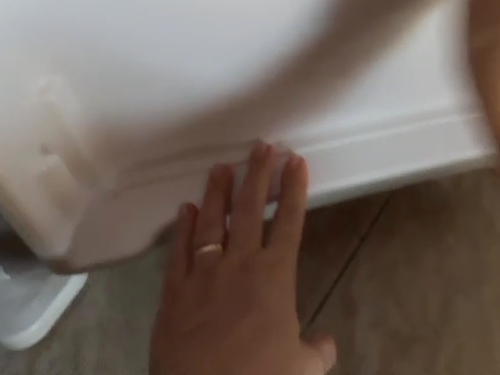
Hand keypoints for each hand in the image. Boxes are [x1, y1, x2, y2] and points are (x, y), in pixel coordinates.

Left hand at [150, 144, 336, 374]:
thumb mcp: (302, 369)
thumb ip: (317, 351)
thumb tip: (326, 343)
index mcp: (276, 275)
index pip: (289, 220)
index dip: (294, 188)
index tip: (296, 161)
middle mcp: (240, 265)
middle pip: (249, 209)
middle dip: (257, 174)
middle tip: (261, 147)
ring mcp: (203, 277)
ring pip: (212, 223)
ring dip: (218, 192)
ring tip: (222, 167)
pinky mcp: (173, 296)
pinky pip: (179, 253)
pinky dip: (183, 229)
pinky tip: (187, 209)